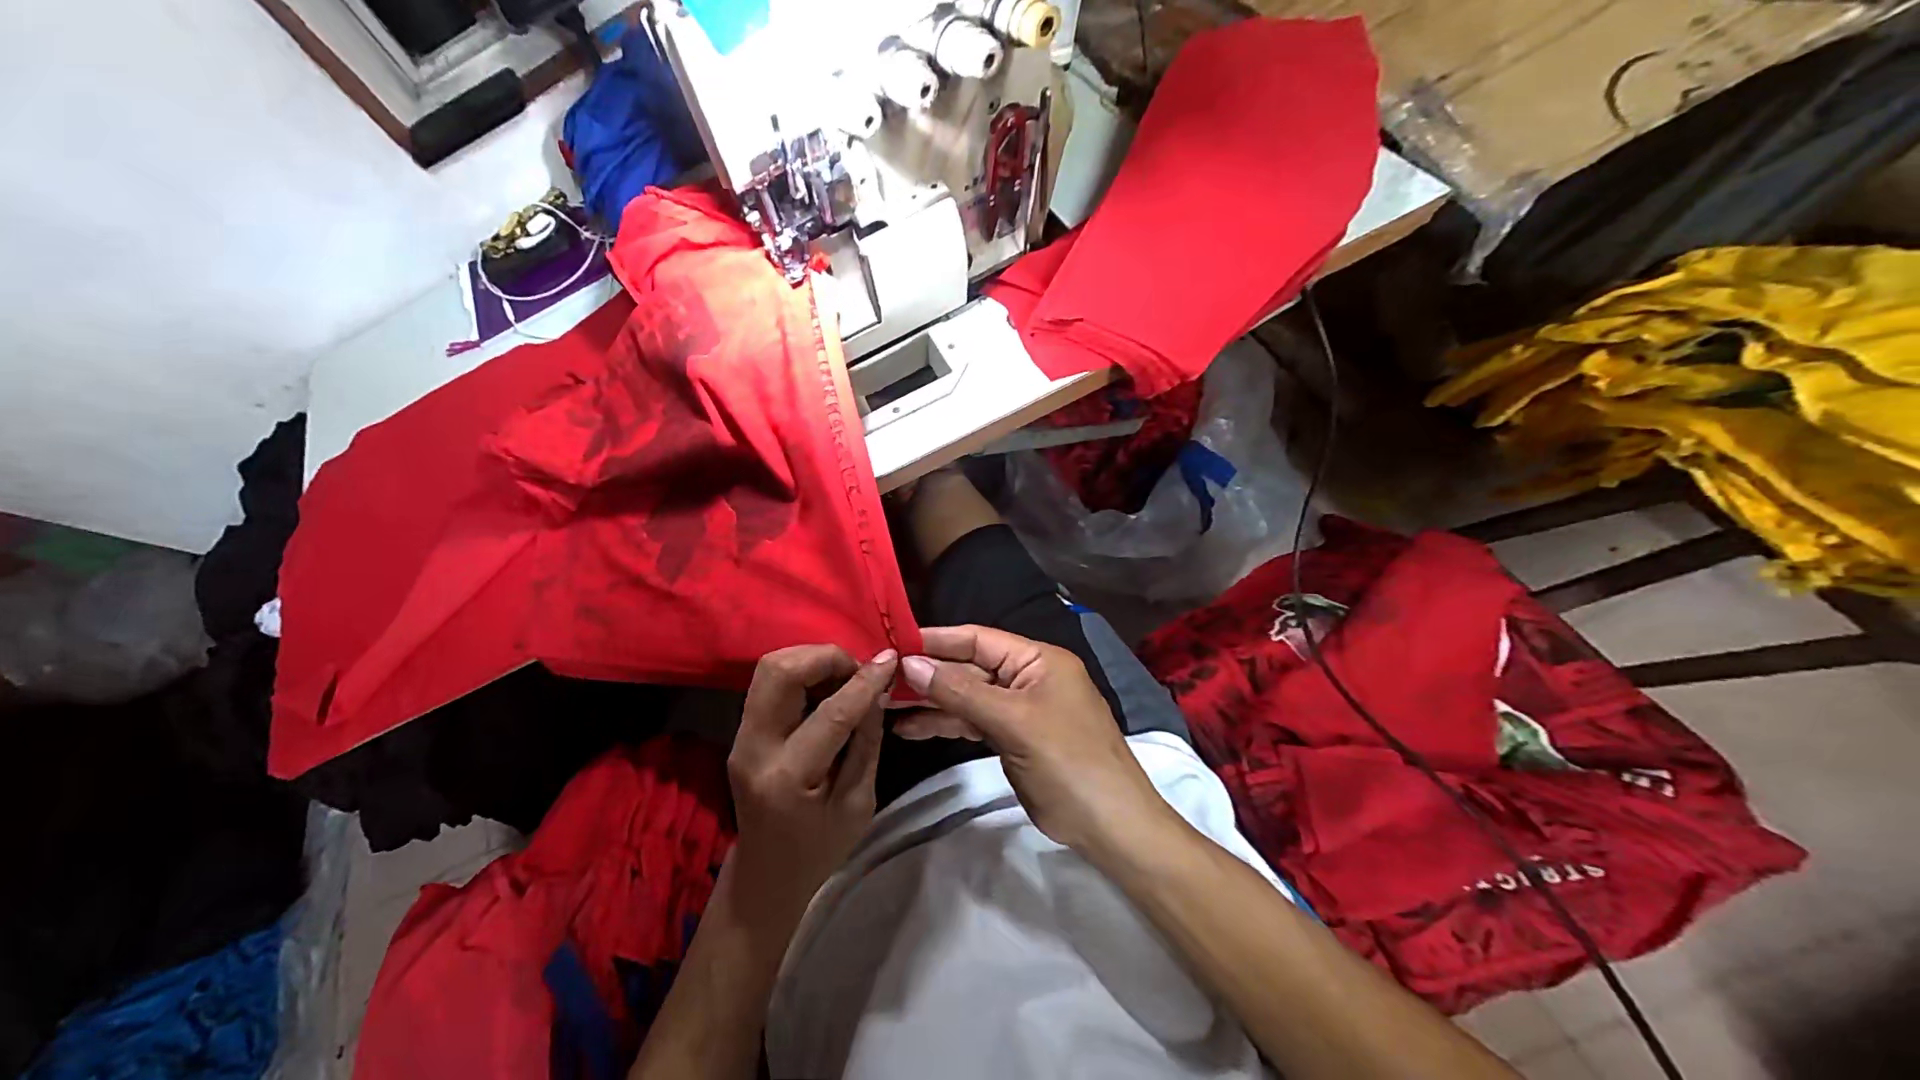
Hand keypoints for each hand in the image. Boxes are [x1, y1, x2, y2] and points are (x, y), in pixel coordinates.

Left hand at [728, 644, 897, 919]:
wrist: (766, 875)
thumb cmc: (819, 849)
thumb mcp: (858, 805)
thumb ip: (867, 744)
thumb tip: (877, 692)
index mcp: (788, 777)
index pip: (830, 714)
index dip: (864, 682)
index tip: (891, 660)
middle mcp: (754, 749)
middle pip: (779, 672)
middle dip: (825, 657)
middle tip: (858, 669)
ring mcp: (741, 738)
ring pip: (769, 669)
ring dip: (812, 662)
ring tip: (844, 677)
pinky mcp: (741, 731)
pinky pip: (769, 684)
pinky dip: (802, 674)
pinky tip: (826, 688)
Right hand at [896, 625, 1173, 854]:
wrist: (1108, 823)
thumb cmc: (1066, 760)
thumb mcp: (1012, 721)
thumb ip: (960, 691)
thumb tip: (910, 664)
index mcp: (1037, 660)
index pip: (978, 639)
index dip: (937, 641)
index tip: (895, 644)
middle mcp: (1028, 678)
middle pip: (970, 668)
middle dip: (929, 675)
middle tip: (882, 680)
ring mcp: (1020, 709)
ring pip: (968, 697)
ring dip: (932, 702)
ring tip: (887, 706)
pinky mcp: (1013, 738)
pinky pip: (973, 722)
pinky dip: (946, 724)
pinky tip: (913, 728)